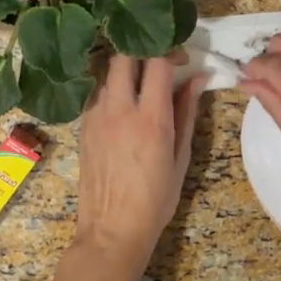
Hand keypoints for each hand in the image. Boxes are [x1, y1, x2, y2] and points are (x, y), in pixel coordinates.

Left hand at [74, 52, 207, 265]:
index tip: (183, 59)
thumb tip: (198, 78)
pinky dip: (111, 87)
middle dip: (143, 50)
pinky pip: (96, 92)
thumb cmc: (155, 199)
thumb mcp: (180, 157)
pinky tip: (123, 102)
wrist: (112, 230)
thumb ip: (187, 112)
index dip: (172, 51)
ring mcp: (96, 116)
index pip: (157, 62)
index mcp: (150, 119)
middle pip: (123, 56)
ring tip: (141, 80)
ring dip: (126, 67)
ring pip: (107, 72)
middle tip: (158, 61)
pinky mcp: (83, 126)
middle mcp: (119, 110)